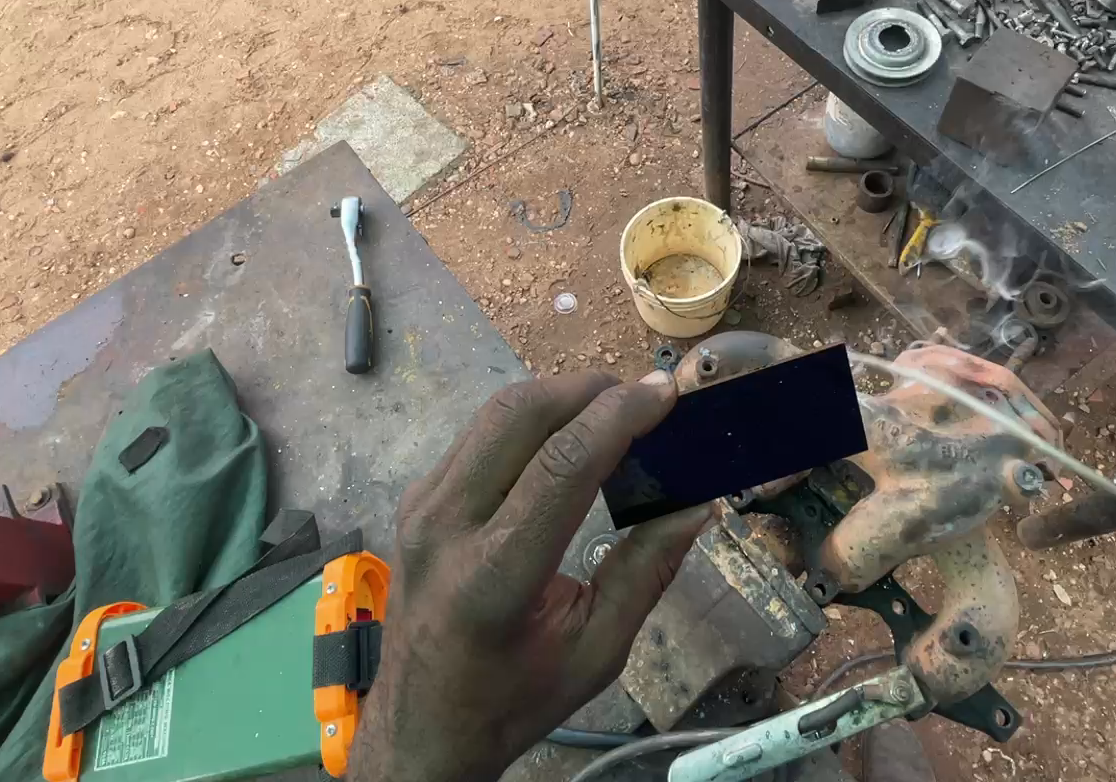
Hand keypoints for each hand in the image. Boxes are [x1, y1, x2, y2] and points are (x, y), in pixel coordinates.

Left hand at [347, 370, 713, 781]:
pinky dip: (530, 417)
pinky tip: (563, 433)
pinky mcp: (417, 495)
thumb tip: (697, 504)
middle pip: (518, 415)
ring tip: (609, 409)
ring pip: (495, 412)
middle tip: (639, 396)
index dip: (618, 416)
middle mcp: (446, 524)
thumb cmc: (514, 698)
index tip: (663, 392)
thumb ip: (648, 570)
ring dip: (558, 396)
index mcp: (494, 575)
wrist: (421, 726)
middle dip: (587, 390)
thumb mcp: (597, 650)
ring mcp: (423, 504)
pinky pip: (479, 432)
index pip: (561, 465)